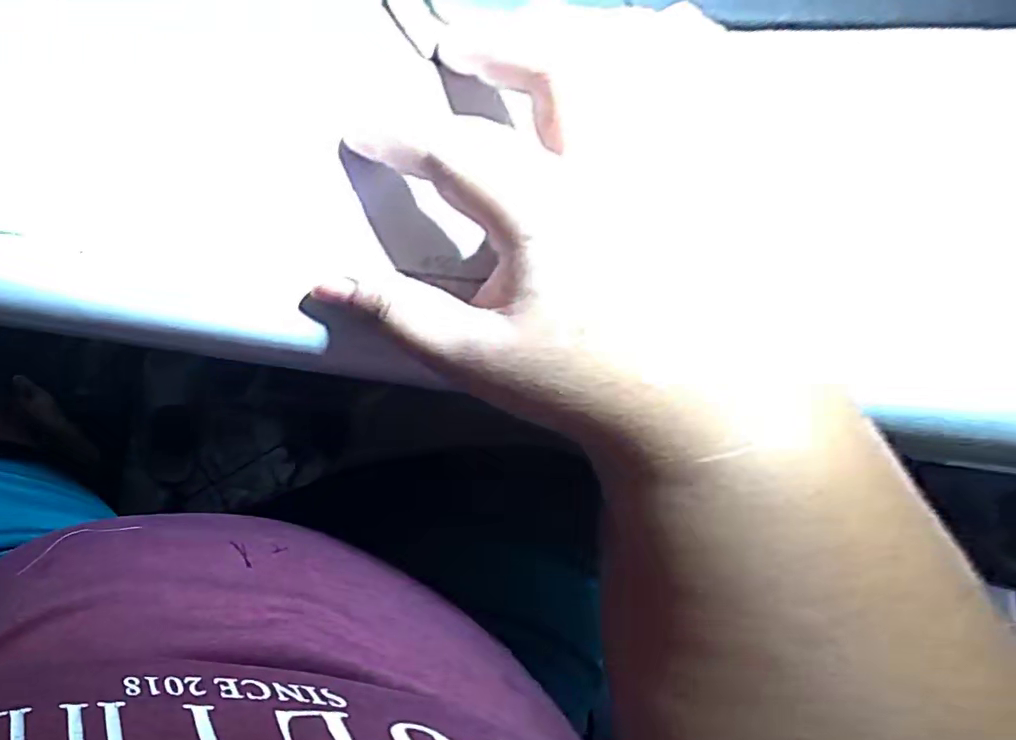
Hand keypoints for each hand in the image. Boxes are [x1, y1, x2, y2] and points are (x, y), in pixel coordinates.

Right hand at [314, 3, 844, 473]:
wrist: (692, 398)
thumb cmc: (574, 379)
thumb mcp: (466, 354)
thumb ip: (394, 312)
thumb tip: (327, 285)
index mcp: (549, 214)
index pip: (460, 153)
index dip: (401, 138)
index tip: (362, 128)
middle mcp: (619, 167)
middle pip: (562, 66)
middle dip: (500, 45)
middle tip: (456, 41)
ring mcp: (679, 159)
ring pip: (641, 54)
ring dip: (578, 35)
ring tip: (538, 30)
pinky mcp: (716, 170)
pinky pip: (707, 75)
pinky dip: (671, 46)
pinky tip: (655, 38)